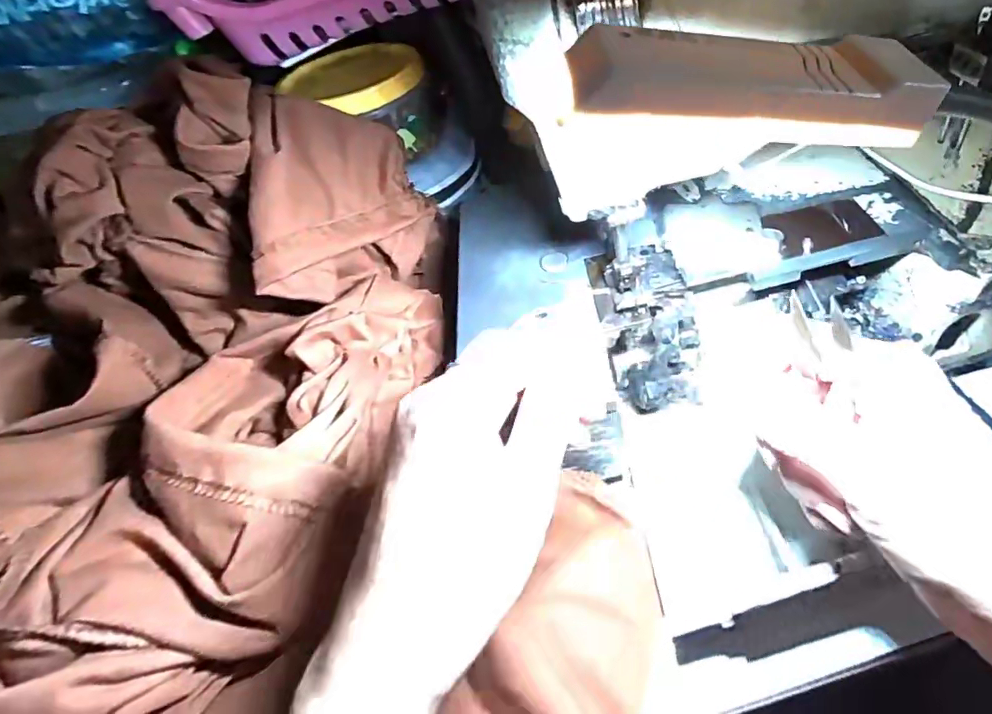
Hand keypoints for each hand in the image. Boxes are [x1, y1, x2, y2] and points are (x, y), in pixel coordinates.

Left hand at [296, 311, 597, 712]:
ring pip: (488, 378)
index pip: (523, 347)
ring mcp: (414, 423)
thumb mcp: (527, 483)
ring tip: (573, 426)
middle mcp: (425, 400)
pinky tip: (533, 438)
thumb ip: (551, 407)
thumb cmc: (470, 566)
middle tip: (591, 407)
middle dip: (552, 369)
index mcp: (451, 403)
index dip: (570, 358)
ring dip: (533, 390)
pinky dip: (507, 410)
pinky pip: (469, 404)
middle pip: (501, 354)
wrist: (391, 643)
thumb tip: (572, 357)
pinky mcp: (413, 447)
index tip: (601, 388)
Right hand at [744, 308, 991, 594]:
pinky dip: (827, 493)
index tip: (761, 421)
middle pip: (799, 396)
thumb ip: (794, 427)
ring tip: (841, 508)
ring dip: (811, 477)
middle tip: (815, 479)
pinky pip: (827, 467)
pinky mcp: (879, 470)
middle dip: (796, 445)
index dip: (774, 382)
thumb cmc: (957, 522)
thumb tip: (746, 395)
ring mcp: (880, 433)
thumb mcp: (862, 469)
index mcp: (886, 370)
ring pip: (809, 437)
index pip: (806, 348)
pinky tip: (849, 518)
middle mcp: (883, 393)